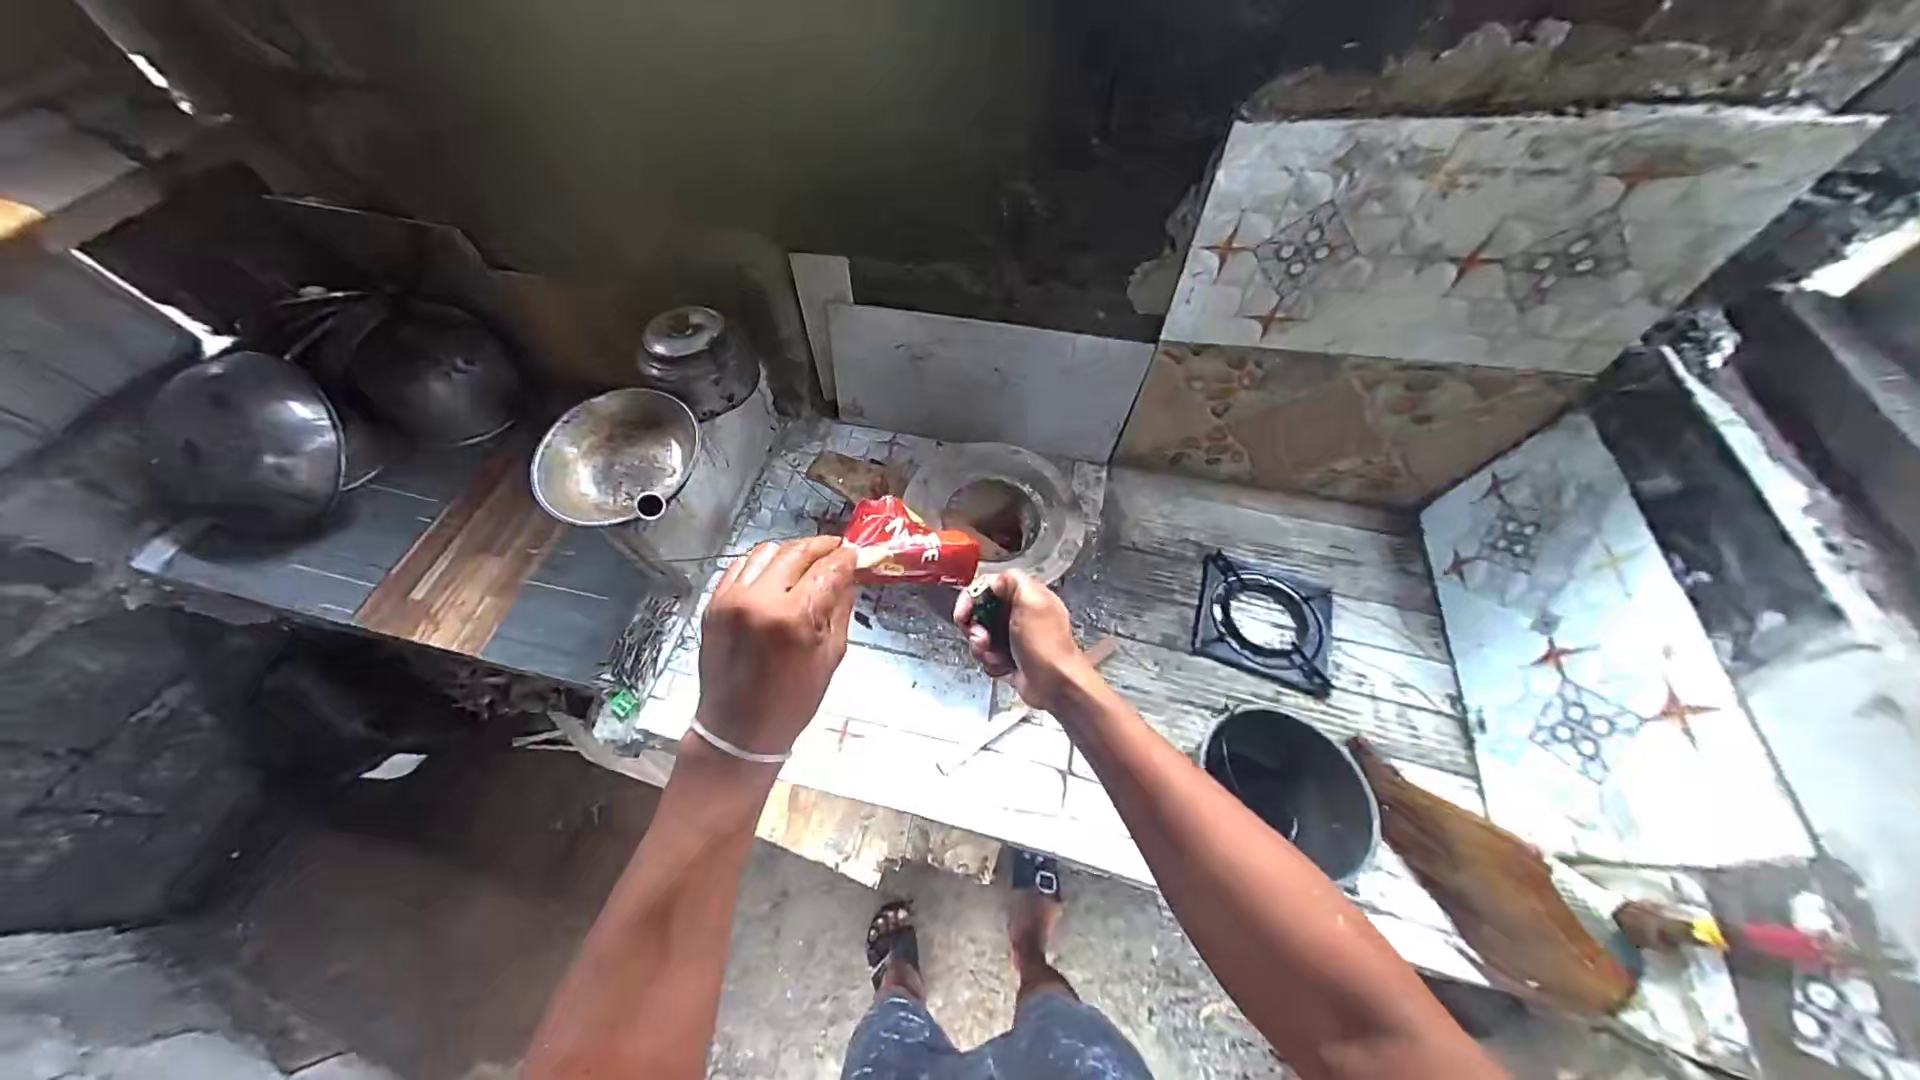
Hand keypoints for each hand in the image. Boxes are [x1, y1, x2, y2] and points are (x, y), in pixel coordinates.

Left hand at [695, 536, 856, 756]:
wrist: (737, 729)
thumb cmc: (791, 702)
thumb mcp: (831, 656)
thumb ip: (840, 608)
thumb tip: (848, 577)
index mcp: (792, 618)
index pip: (827, 569)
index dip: (846, 558)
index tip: (856, 554)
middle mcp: (758, 600)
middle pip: (797, 552)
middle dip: (821, 547)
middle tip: (837, 549)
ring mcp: (731, 599)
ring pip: (767, 551)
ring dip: (792, 552)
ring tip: (807, 561)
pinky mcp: (714, 603)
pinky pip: (741, 566)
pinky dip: (763, 563)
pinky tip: (777, 573)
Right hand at [952, 569, 1090, 711]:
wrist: (1055, 685)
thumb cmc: (1044, 644)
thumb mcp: (1031, 602)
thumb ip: (1012, 581)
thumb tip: (994, 581)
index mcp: (1026, 595)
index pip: (988, 586)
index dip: (971, 598)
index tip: (963, 614)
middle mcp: (1019, 613)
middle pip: (979, 612)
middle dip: (975, 628)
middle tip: (983, 639)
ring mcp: (1013, 636)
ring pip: (980, 635)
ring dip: (982, 648)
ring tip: (997, 657)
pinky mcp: (1009, 657)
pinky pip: (987, 654)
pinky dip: (991, 662)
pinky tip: (1004, 667)